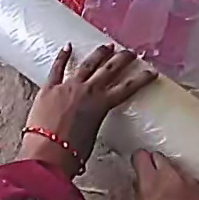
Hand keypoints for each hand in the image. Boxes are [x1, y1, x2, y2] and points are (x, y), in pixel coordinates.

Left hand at [20, 45, 155, 174]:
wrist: (47, 153)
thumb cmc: (71, 153)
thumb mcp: (91, 136)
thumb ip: (92, 123)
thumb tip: (89, 123)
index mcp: (101, 105)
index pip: (126, 88)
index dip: (141, 79)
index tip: (151, 72)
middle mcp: (87, 91)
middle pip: (109, 69)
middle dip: (122, 59)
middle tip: (130, 52)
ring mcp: (67, 86)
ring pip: (87, 65)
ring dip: (99, 54)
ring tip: (107, 46)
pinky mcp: (49, 88)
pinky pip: (57, 68)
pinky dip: (62, 56)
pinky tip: (68, 46)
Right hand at [132, 150, 198, 199]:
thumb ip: (143, 193)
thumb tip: (143, 182)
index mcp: (151, 183)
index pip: (142, 156)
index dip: (140, 162)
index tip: (140, 167)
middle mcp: (173, 177)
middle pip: (161, 158)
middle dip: (157, 167)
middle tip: (156, 184)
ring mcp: (194, 182)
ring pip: (180, 172)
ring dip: (175, 181)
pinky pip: (196, 184)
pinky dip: (192, 191)